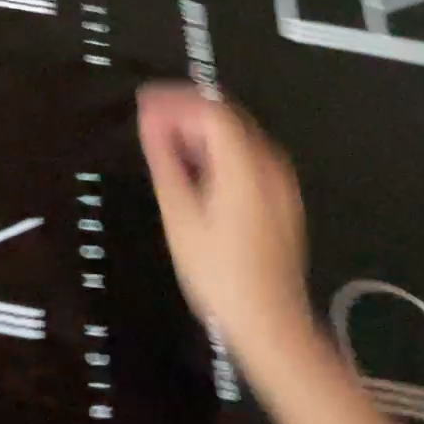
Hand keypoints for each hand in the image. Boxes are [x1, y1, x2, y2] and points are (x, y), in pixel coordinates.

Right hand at [137, 81, 311, 356]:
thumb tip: (149, 120)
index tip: (143, 102)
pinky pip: (246, 157)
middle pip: (228, 119)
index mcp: (246, 166)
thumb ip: (164, 158)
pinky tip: (192, 167)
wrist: (268, 323)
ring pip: (237, 137)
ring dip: (200, 131)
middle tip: (148, 118)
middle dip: (186, 111)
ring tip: (163, 140)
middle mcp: (270, 167)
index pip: (211, 110)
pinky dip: (216, 151)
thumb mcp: (179, 212)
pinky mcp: (280, 201)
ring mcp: (280, 185)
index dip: (175, 100)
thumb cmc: (216, 270)